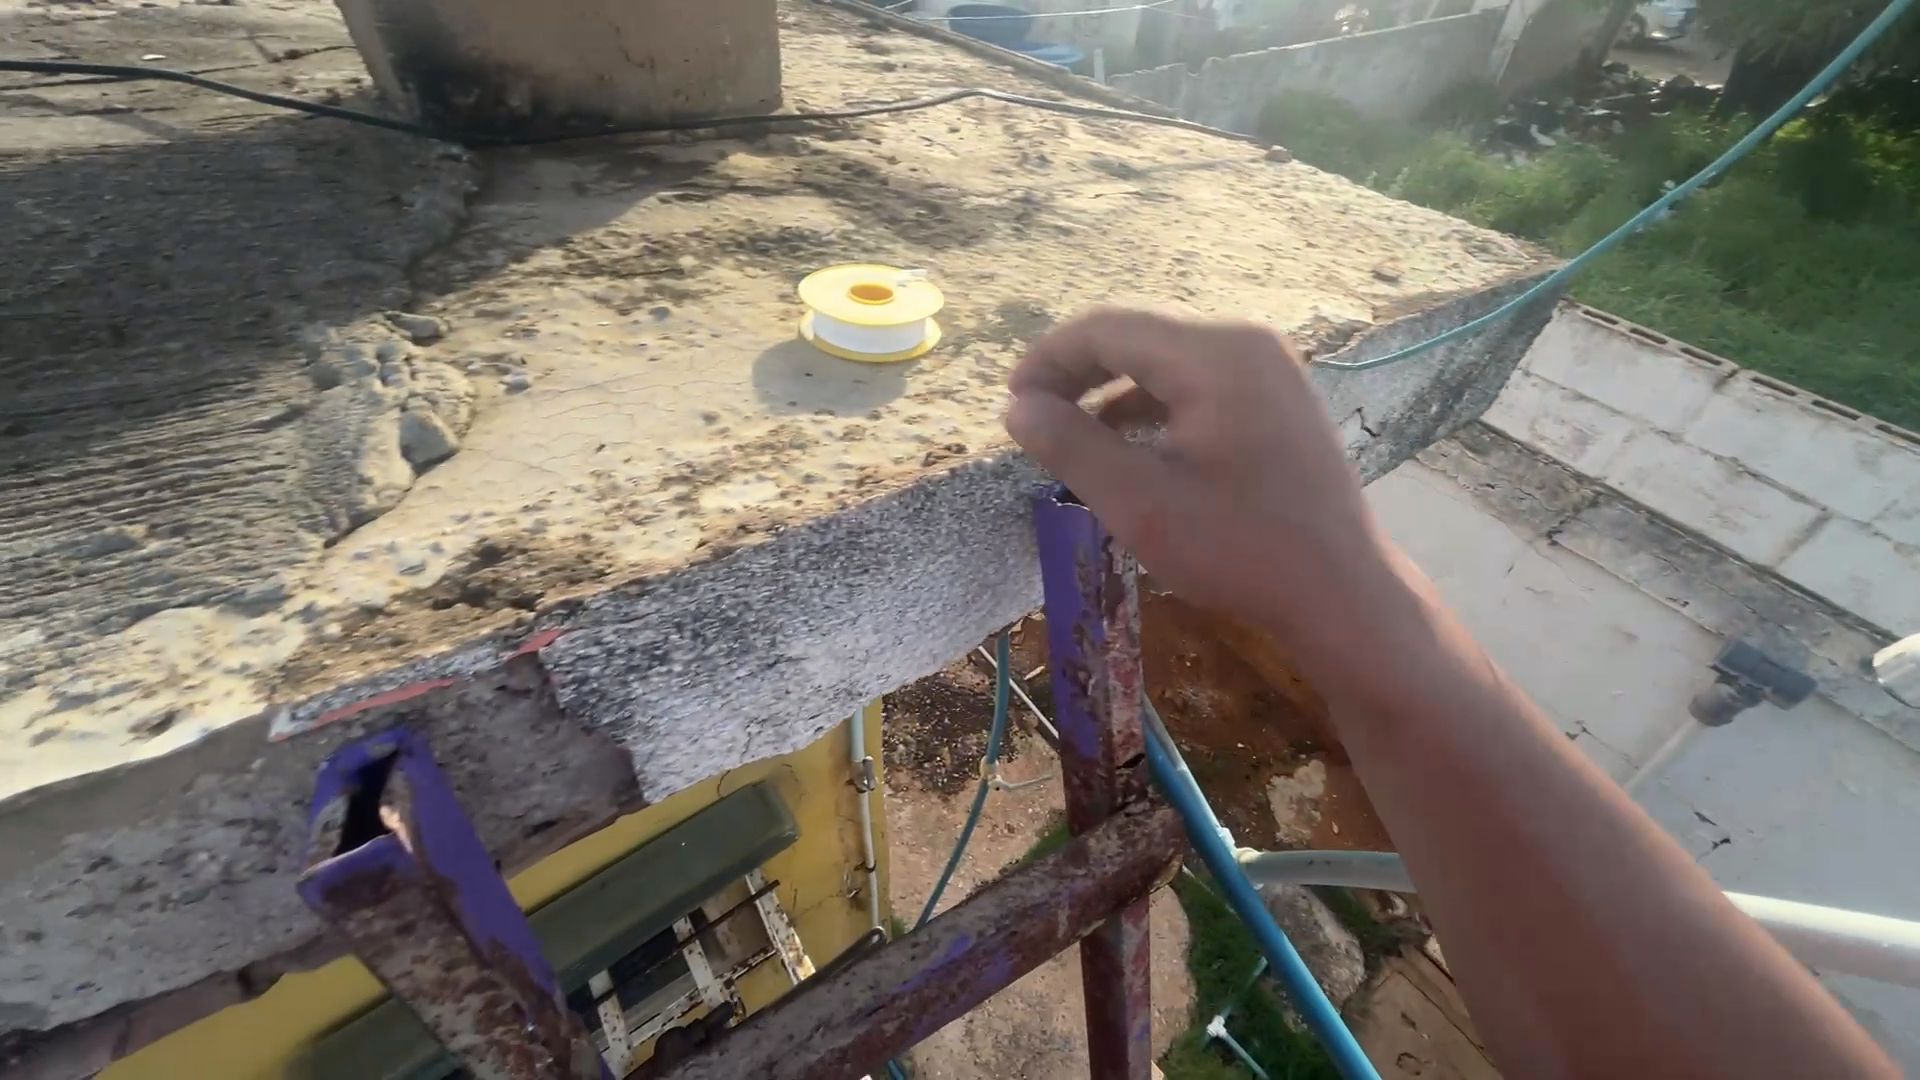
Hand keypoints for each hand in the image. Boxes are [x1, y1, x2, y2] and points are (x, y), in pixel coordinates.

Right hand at [1005, 308, 1399, 664]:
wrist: (1339, 592)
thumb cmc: (1236, 549)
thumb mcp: (1137, 501)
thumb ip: (1069, 445)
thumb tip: (1016, 409)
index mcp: (1213, 354)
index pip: (1107, 328)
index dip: (1048, 359)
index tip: (1009, 402)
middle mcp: (1244, 343)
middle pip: (1136, 337)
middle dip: (1075, 372)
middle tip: (1031, 417)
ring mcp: (1267, 369)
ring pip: (1163, 361)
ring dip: (1108, 390)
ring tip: (1067, 431)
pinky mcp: (1274, 399)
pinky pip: (1194, 384)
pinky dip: (1148, 406)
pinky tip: (1124, 443)